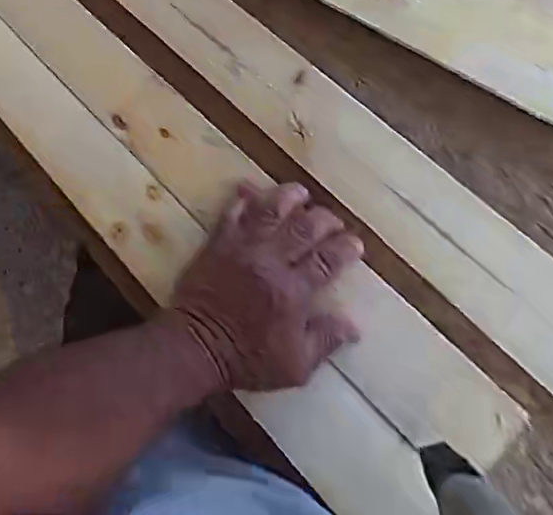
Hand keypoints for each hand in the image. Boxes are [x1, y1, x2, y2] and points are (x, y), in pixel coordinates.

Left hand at [160, 181, 364, 391]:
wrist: (197, 343)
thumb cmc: (248, 359)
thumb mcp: (296, 366)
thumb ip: (325, 340)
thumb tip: (354, 324)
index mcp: (293, 292)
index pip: (326, 261)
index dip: (344, 248)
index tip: (356, 241)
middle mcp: (270, 262)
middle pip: (303, 229)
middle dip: (324, 219)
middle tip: (334, 218)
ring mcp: (241, 248)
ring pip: (268, 212)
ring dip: (287, 198)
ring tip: (300, 191)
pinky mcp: (217, 242)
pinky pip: (231, 213)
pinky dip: (241, 198)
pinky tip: (249, 187)